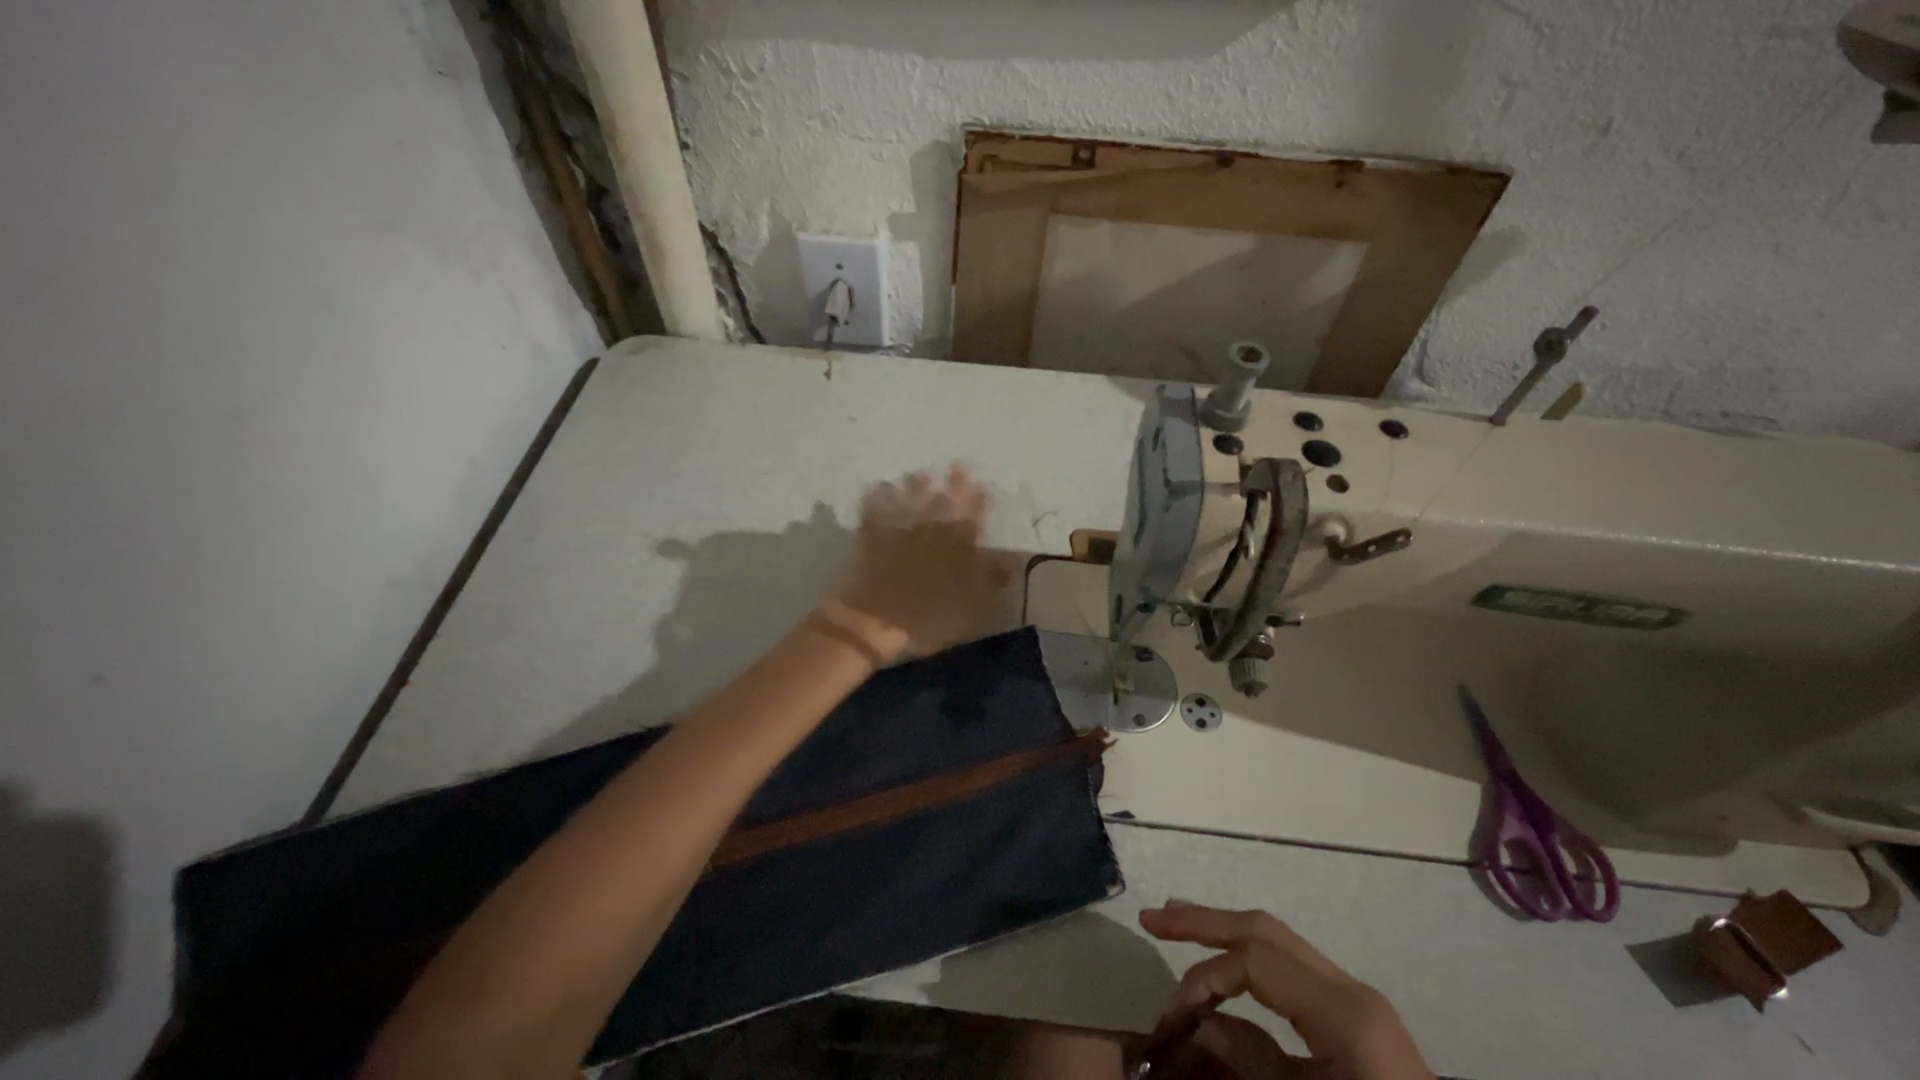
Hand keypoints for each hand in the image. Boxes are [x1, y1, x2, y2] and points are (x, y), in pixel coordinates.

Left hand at [830, 465, 1012, 659]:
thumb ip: (991, 579)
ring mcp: (898, 531)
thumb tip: (1010, 560)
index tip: (983, 485)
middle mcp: (930, 531)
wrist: (876, 621)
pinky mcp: (870, 538)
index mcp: (958, 546)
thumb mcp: (972, 605)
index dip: (979, 500)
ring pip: (909, 500)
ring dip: (915, 486)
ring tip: (918, 474)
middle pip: (943, 501)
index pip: (973, 517)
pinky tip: (878, 487)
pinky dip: (876, 498)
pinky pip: (873, 511)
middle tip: (956, 464)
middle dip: (951, 483)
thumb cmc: (930, 618)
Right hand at [1139, 902, 1432, 1079]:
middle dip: (1204, 920)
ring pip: (1281, 943)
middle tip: (1151, 919)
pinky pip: (1295, 971)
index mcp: (1343, 1010)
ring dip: (1225, 932)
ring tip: (1178, 923)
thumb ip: (1252, 1061)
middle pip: (1265, 931)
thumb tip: (1198, 1023)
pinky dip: (1252, 960)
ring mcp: (1358, 1001)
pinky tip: (1226, 965)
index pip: (1252, 960)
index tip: (1172, 1018)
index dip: (1202, 977)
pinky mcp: (1358, 1020)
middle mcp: (1351, 990)